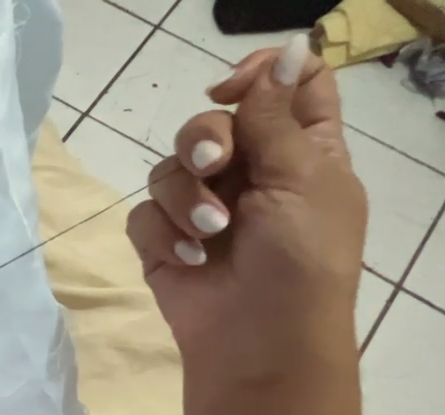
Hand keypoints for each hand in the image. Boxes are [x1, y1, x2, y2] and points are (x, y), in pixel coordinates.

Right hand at [126, 35, 366, 382]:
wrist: (256, 337)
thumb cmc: (301, 259)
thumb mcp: (302, 178)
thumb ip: (276, 118)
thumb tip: (288, 48)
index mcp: (300, 146)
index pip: (284, 85)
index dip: (259, 75)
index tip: (232, 90)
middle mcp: (247, 170)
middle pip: (209, 123)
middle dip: (205, 143)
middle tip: (216, 167)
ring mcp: (199, 207)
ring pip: (168, 170)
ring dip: (185, 199)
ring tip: (209, 234)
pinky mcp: (160, 241)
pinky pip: (142, 216)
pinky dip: (160, 234)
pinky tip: (187, 259)